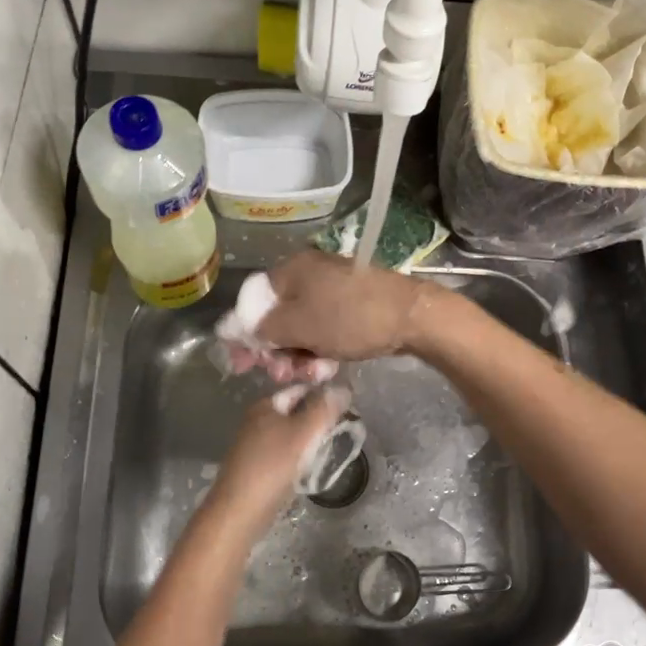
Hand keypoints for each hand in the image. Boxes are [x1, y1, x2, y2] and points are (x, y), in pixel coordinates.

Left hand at [213, 384, 352, 523]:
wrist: (240, 511)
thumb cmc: (272, 466)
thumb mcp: (303, 432)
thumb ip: (324, 409)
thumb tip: (344, 388)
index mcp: (264, 406)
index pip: (300, 390)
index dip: (323, 397)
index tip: (345, 410)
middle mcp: (257, 421)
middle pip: (296, 412)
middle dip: (318, 421)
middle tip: (339, 431)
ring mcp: (255, 444)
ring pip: (291, 434)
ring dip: (310, 441)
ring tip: (328, 450)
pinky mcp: (257, 466)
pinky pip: (285, 453)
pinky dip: (299, 457)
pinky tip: (310, 468)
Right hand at [257, 251, 436, 360]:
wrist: (413, 318)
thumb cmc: (350, 318)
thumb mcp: (298, 326)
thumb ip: (261, 328)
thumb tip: (232, 329)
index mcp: (292, 269)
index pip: (252, 301)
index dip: (243, 334)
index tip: (242, 365)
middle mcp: (310, 275)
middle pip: (277, 317)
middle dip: (275, 350)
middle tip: (281, 375)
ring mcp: (334, 290)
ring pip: (302, 328)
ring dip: (299, 356)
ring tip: (309, 375)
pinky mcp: (352, 308)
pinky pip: (324, 330)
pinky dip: (321, 350)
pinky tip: (327, 369)